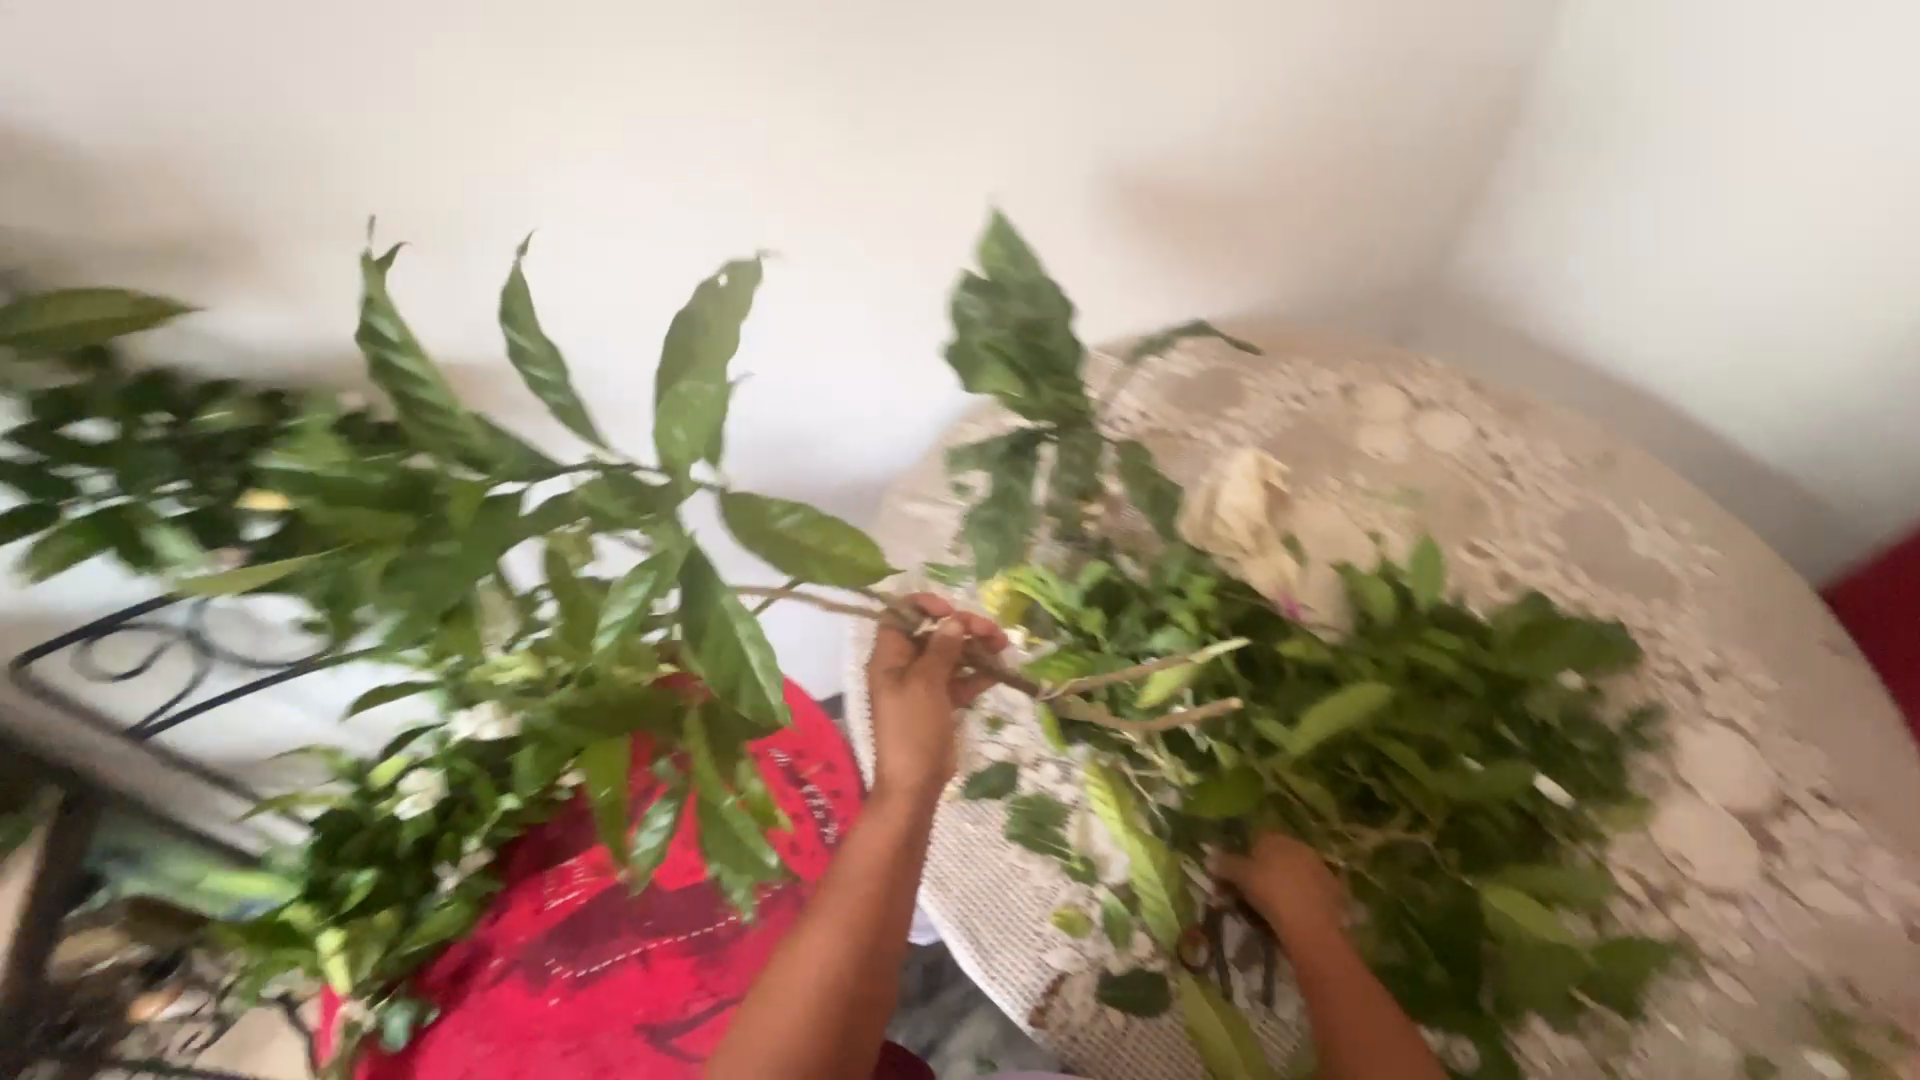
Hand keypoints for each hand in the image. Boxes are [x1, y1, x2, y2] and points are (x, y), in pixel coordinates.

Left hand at [866, 593, 1007, 801]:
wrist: (915, 782)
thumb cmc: (912, 728)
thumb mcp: (926, 684)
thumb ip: (941, 649)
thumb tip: (954, 621)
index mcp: (889, 657)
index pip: (899, 615)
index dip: (923, 606)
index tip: (951, 611)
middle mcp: (904, 666)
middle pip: (933, 633)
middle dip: (963, 628)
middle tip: (992, 632)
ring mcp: (923, 685)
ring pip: (951, 655)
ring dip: (976, 648)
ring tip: (1003, 648)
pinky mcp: (940, 702)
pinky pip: (960, 679)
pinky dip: (978, 673)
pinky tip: (1000, 672)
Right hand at [1213, 830, 1347, 943]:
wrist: (1311, 922)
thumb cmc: (1269, 892)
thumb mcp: (1240, 877)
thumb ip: (1224, 864)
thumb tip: (1208, 857)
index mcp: (1274, 837)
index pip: (1255, 839)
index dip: (1245, 857)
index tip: (1238, 876)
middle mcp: (1297, 845)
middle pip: (1276, 855)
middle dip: (1266, 869)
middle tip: (1254, 892)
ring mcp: (1318, 865)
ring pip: (1294, 871)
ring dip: (1285, 883)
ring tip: (1276, 906)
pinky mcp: (1333, 887)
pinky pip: (1311, 888)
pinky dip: (1303, 896)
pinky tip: (1297, 913)